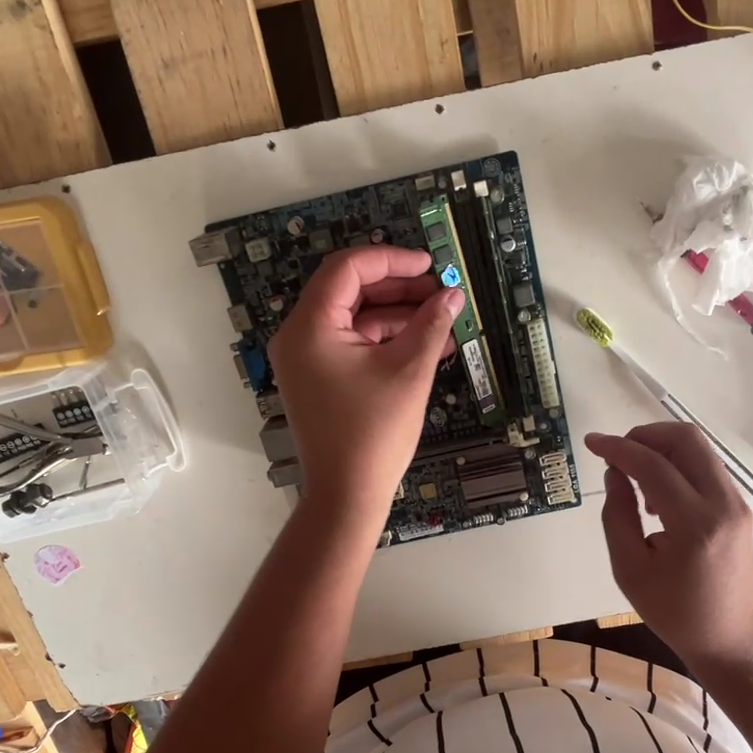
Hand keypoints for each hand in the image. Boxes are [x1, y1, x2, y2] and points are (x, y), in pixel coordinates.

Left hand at [269, 246, 462, 512]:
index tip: (430, 265)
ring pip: (355, 317)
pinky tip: (427, 344)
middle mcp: (300, 336)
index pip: (348, 269)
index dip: (392, 259)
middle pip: (350, 290)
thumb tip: (452, 295)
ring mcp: (307, 358)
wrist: (347, 493)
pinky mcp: (319, 378)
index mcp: (311, 326)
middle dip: (399, 288)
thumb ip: (431, 324)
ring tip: (443, 319)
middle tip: (441, 291)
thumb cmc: (374, 433)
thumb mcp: (409, 371)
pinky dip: (386, 339)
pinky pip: (353, 344)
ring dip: (398, 315)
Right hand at [585, 424, 752, 673]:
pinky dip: (677, 465)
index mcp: (695, 524)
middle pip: (686, 439)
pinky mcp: (739, 507)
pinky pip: (706, 467)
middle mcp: (723, 504)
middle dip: (645, 436)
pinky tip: (657, 496)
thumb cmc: (674, 612)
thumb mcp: (630, 569)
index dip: (619, 448)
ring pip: (699, 448)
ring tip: (635, 483)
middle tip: (617, 455)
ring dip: (661, 450)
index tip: (592, 442)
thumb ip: (617, 515)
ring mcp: (737, 503)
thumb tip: (614, 473)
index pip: (654, 466)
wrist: (729, 638)